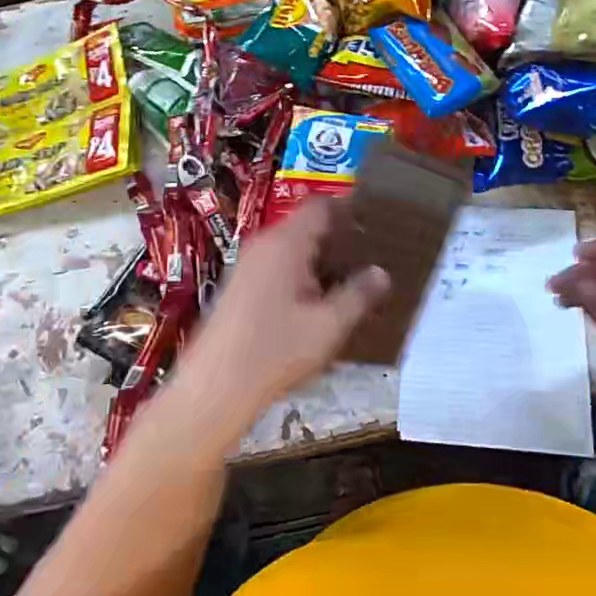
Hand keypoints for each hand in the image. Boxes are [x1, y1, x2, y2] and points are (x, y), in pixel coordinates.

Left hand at [171, 198, 389, 425]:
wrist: (213, 389)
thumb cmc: (275, 352)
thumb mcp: (328, 326)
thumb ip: (358, 295)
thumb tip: (382, 273)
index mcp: (286, 243)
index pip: (321, 206)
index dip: (350, 209)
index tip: (376, 223)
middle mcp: (263, 244)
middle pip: (306, 226)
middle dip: (339, 238)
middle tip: (371, 255)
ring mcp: (247, 265)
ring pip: (291, 248)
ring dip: (320, 259)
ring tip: (351, 278)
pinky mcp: (238, 287)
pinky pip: (277, 266)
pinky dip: (300, 274)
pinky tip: (316, 301)